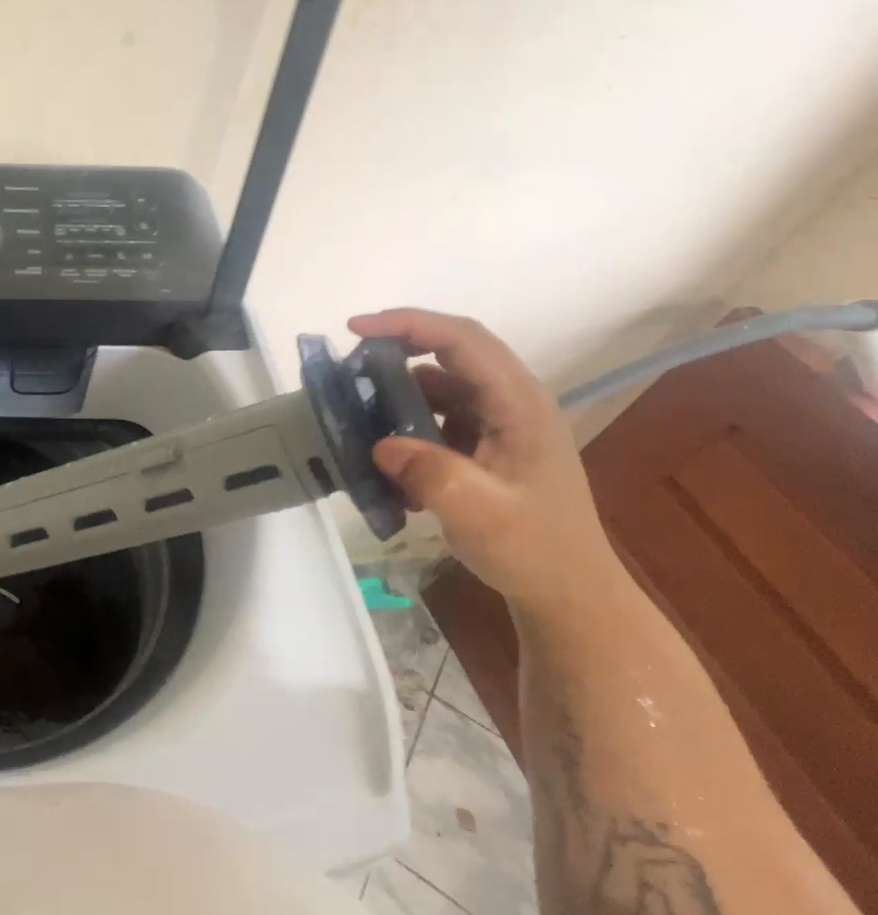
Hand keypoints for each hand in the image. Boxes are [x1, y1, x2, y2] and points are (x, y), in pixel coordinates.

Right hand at [348, 309, 617, 603]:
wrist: (567, 591)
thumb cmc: (532, 548)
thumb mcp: (478, 512)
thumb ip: (429, 472)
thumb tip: (382, 444)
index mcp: (519, 405)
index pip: (462, 341)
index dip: (408, 324)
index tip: (354, 330)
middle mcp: (513, 403)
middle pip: (451, 354)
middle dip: (397, 351)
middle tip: (348, 367)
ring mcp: (501, 425)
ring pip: (440, 386)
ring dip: (398, 394)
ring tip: (359, 417)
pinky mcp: (488, 446)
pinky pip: (440, 417)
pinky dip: (408, 426)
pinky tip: (387, 459)